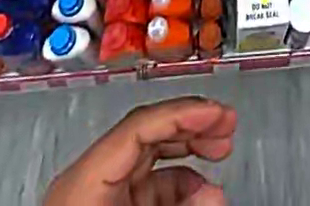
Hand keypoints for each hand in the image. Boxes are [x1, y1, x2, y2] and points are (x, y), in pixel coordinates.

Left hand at [42, 96, 237, 205]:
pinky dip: (177, 189)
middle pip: (145, 135)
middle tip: (226, 123)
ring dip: (188, 156)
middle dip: (188, 126)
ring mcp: (98, 200)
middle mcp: (89, 182)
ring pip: (149, 161)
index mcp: (84, 182)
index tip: (215, 113)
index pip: (138, 127)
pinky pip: (147, 190)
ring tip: (220, 155)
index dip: (181, 113)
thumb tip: (213, 194)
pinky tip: (200, 196)